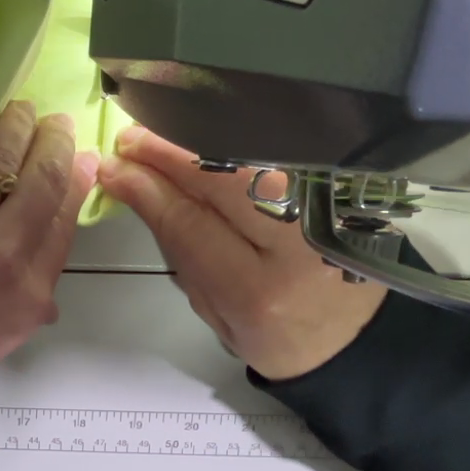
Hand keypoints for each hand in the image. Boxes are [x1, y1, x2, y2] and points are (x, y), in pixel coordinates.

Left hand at [0, 69, 98, 411]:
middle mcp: (3, 253)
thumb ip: (20, 315)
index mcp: (27, 295)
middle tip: (53, 124)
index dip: (73, 185)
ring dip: (14, 127)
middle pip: (40, 183)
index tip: (78, 160)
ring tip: (20, 110)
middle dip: (52, 147)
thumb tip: (44, 295)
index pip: (62, 224)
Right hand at [97, 128, 385, 380]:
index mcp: (255, 291)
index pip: (189, 223)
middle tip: (130, 140)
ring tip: (161, 134)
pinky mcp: (344, 192)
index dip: (147, 189)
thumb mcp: (213, 309)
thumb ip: (179, 248)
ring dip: (201, 141)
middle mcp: (297, 247)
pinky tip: (206, 136)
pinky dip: (239, 142)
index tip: (114, 169)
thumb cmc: (270, 332)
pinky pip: (283, 155)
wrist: (355, 336)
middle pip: (225, 181)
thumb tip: (136, 188)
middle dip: (170, 153)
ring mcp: (329, 213)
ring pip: (254, 161)